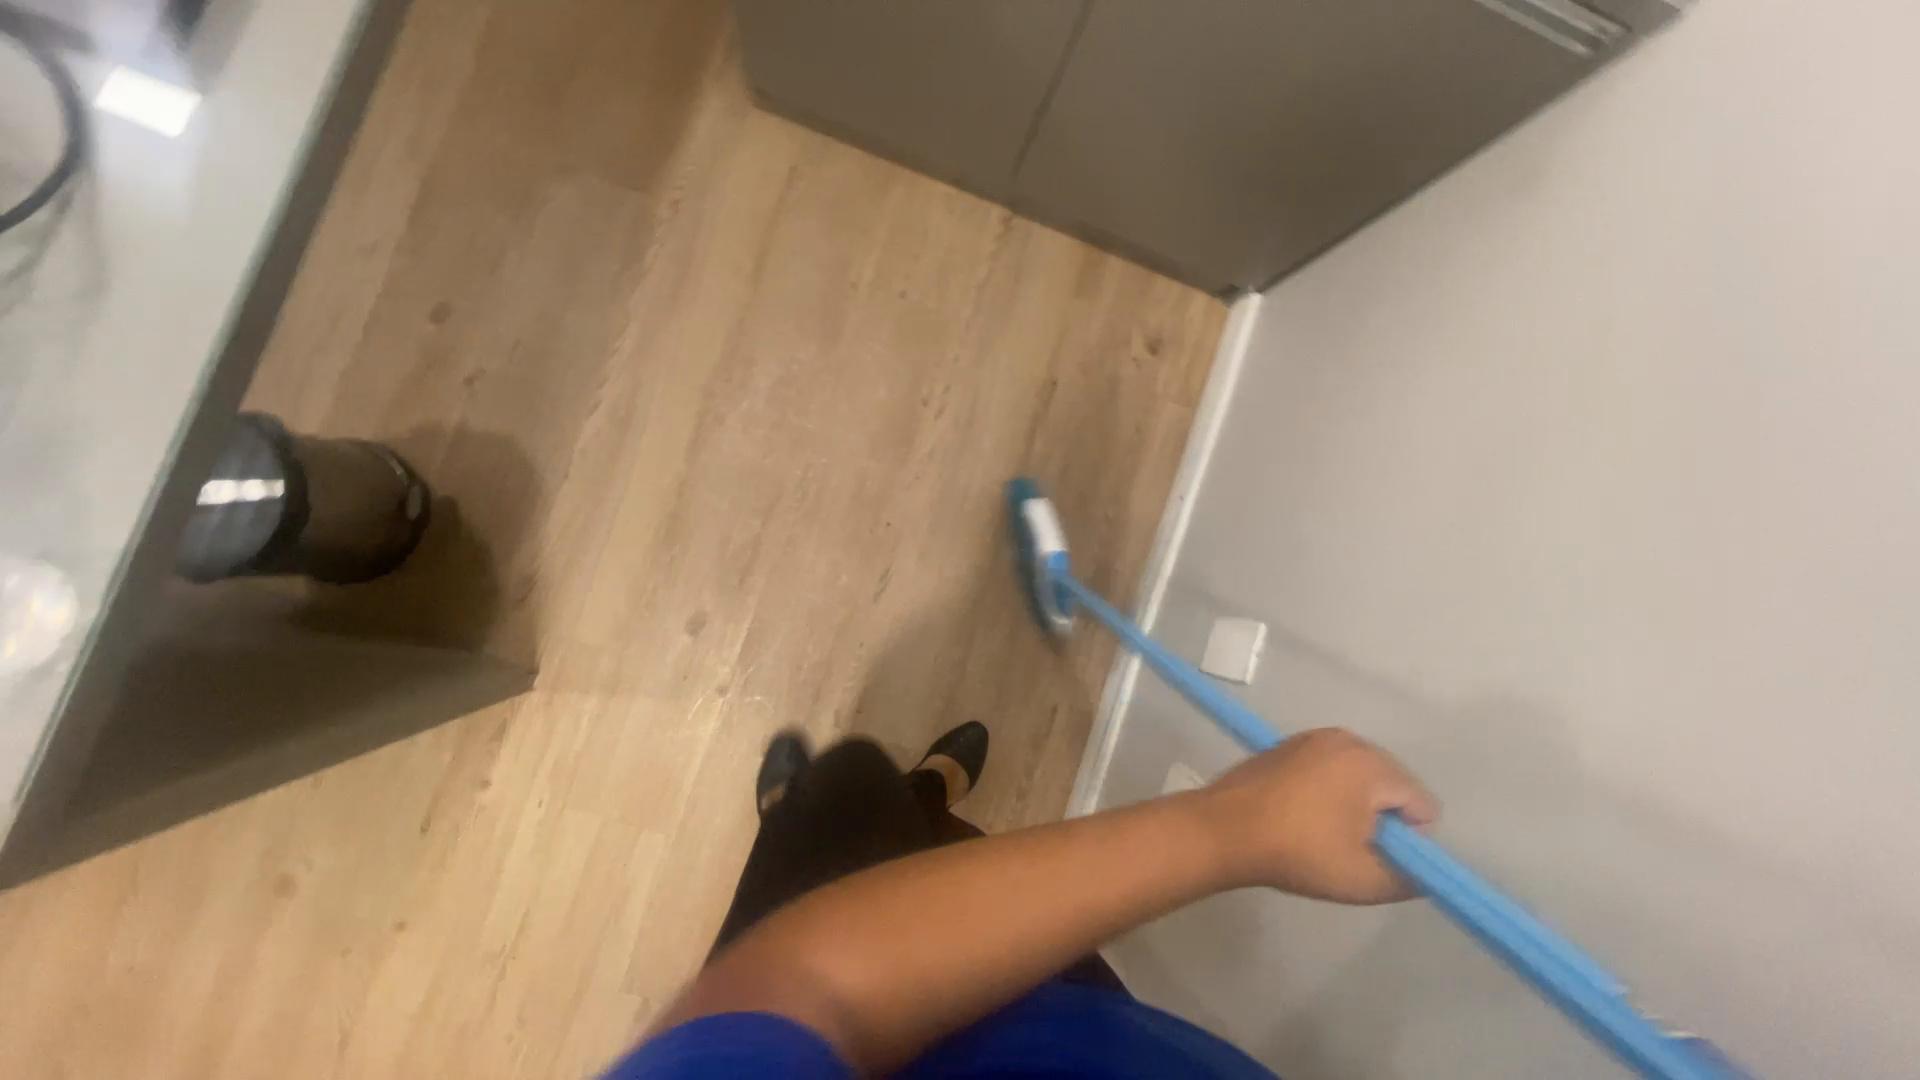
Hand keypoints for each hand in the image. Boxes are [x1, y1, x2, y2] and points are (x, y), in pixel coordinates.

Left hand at [1199, 728, 1438, 903]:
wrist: (1223, 830)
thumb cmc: (1297, 852)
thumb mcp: (1366, 880)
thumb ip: (1411, 877)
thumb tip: (1421, 868)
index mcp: (1370, 764)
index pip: (1421, 804)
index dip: (1408, 839)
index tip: (1372, 854)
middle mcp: (1345, 739)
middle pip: (1391, 784)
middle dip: (1380, 816)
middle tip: (1345, 844)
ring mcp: (1311, 737)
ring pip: (1358, 775)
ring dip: (1352, 802)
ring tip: (1320, 830)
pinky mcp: (1285, 744)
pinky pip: (1327, 767)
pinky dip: (1325, 789)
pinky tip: (1300, 813)